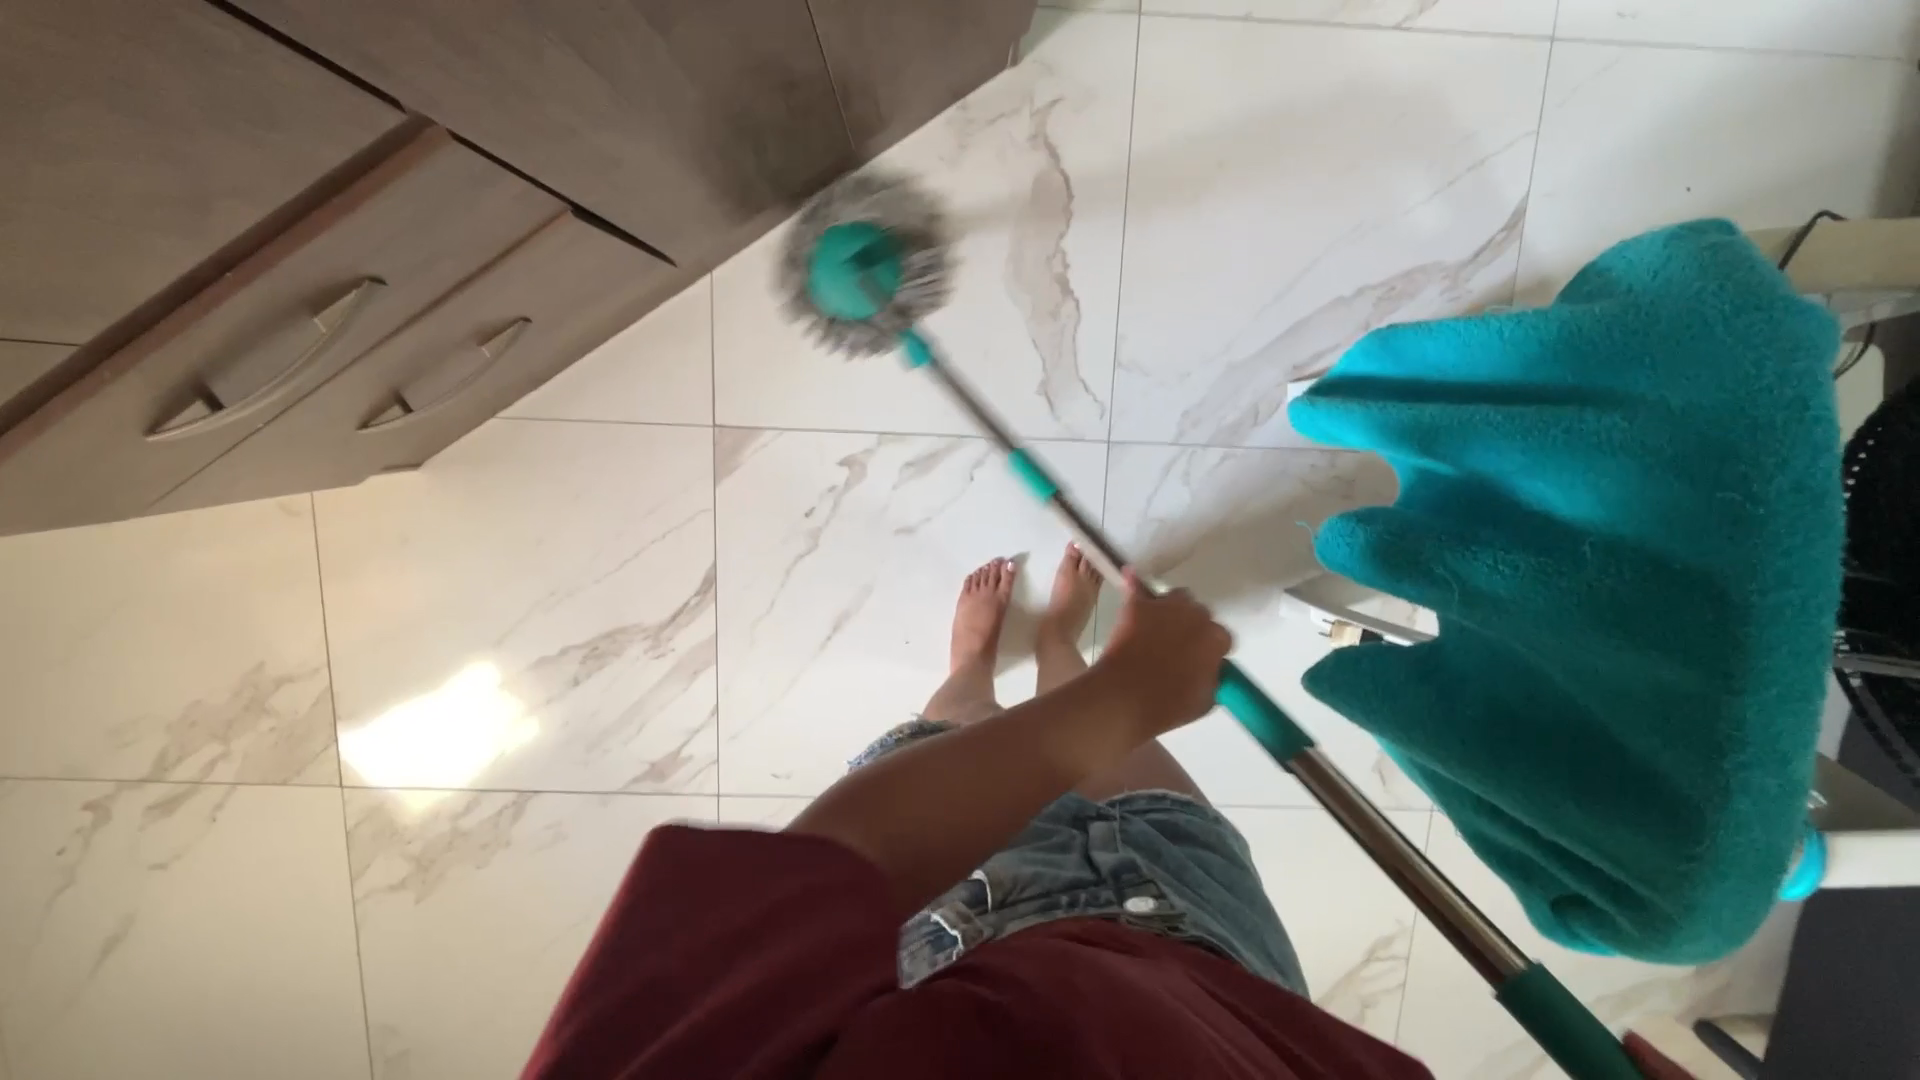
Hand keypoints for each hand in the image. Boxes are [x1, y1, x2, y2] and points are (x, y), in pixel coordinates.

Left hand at [1094, 572, 1232, 736]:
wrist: (1124, 697)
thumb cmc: (1166, 706)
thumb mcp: (1205, 701)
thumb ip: (1212, 678)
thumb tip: (1209, 669)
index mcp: (1215, 640)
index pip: (1221, 637)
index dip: (1210, 649)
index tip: (1199, 660)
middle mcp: (1195, 616)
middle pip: (1200, 614)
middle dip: (1192, 627)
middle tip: (1176, 646)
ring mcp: (1165, 607)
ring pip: (1176, 598)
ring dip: (1172, 609)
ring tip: (1157, 626)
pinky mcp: (1137, 605)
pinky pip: (1138, 587)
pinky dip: (1136, 586)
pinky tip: (1132, 580)